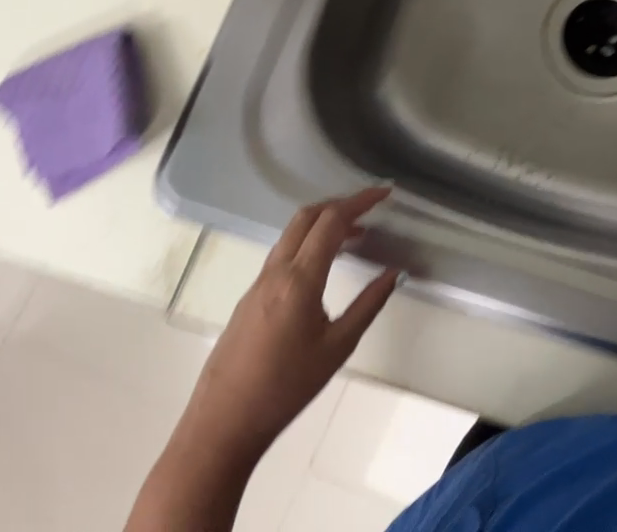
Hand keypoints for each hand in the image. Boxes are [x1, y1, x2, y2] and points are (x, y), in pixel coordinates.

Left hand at [175, 188, 400, 464]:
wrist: (222, 424)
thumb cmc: (286, 387)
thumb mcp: (338, 348)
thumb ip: (368, 305)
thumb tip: (393, 273)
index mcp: (299, 280)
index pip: (331, 222)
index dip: (359, 201)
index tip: (385, 193)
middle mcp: (275, 273)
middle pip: (306, 217)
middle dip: (340, 204)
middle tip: (371, 208)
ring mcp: (257, 285)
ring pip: (291, 235)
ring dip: (323, 224)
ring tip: (355, 236)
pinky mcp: (249, 300)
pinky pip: (282, 255)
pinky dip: (308, 244)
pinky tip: (325, 267)